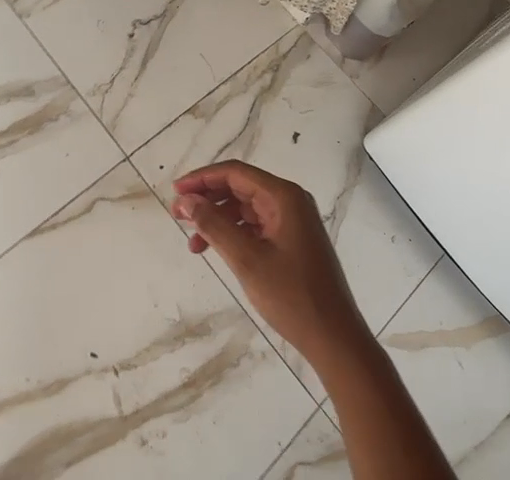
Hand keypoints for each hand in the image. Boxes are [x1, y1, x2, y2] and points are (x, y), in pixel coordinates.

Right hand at [171, 160, 368, 365]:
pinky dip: (233, 234)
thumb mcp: (246, 259)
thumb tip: (187, 200)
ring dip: (217, 220)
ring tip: (192, 242)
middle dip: (207, 199)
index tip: (175, 191)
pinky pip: (255, 226)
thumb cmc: (291, 296)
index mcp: (284, 197)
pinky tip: (215, 251)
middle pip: (240, 188)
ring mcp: (293, 222)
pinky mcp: (292, 241)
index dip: (202, 178)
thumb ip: (214, 225)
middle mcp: (290, 202)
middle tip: (177, 215)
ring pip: (245, 208)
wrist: (334, 336)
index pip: (235, 173)